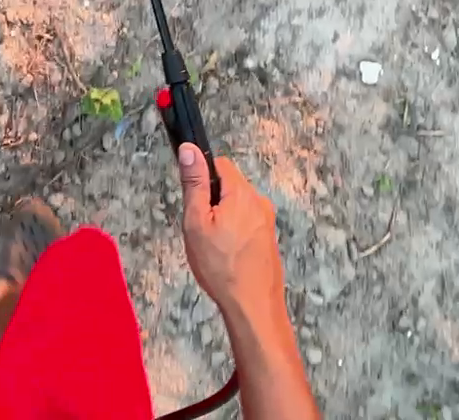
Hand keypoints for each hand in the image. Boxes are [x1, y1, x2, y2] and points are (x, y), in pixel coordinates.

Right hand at [176, 144, 286, 323]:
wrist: (254, 309)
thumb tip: (190, 148)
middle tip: (202, 228)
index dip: (202, 177)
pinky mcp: (269, 238)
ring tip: (213, 246)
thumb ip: (194, 183)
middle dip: (212, 200)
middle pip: (229, 184)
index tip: (195, 200)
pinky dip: (234, 231)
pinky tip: (227, 255)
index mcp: (242, 192)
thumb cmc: (222, 267)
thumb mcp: (197, 222)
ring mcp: (267, 221)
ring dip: (223, 217)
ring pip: (237, 204)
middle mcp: (259, 201)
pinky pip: (246, 222)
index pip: (219, 163)